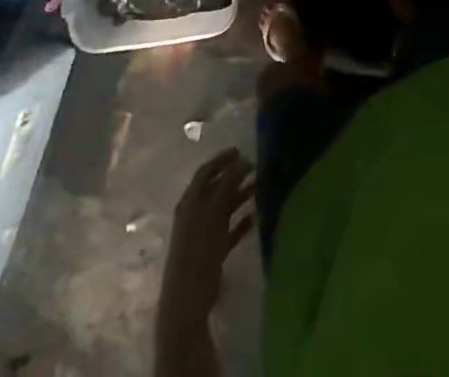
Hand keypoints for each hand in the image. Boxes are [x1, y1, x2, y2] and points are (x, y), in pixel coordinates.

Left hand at [157, 149, 254, 335]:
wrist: (187, 299)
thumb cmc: (199, 250)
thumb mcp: (213, 212)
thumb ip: (227, 185)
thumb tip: (243, 161)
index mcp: (190, 202)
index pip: (206, 172)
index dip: (222, 159)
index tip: (241, 150)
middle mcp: (195, 213)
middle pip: (216, 188)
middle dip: (234, 176)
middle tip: (256, 167)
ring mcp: (203, 233)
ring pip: (224, 208)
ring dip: (240, 196)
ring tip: (260, 188)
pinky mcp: (212, 251)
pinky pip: (229, 229)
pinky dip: (241, 221)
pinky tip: (256, 217)